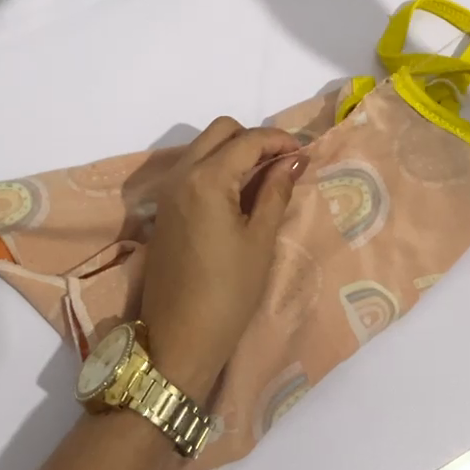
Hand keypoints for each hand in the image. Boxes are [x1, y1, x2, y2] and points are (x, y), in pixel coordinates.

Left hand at [138, 118, 306, 399]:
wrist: (178, 338)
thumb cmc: (228, 293)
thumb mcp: (260, 241)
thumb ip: (275, 192)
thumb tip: (292, 160)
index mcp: (206, 178)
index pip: (247, 140)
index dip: (279, 141)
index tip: (304, 154)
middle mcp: (181, 173)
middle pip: (220, 131)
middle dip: (253, 139)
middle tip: (282, 164)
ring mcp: (168, 189)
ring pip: (204, 146)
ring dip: (233, 151)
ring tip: (265, 179)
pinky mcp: (165, 206)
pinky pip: (192, 167)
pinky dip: (216, 166)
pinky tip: (239, 193)